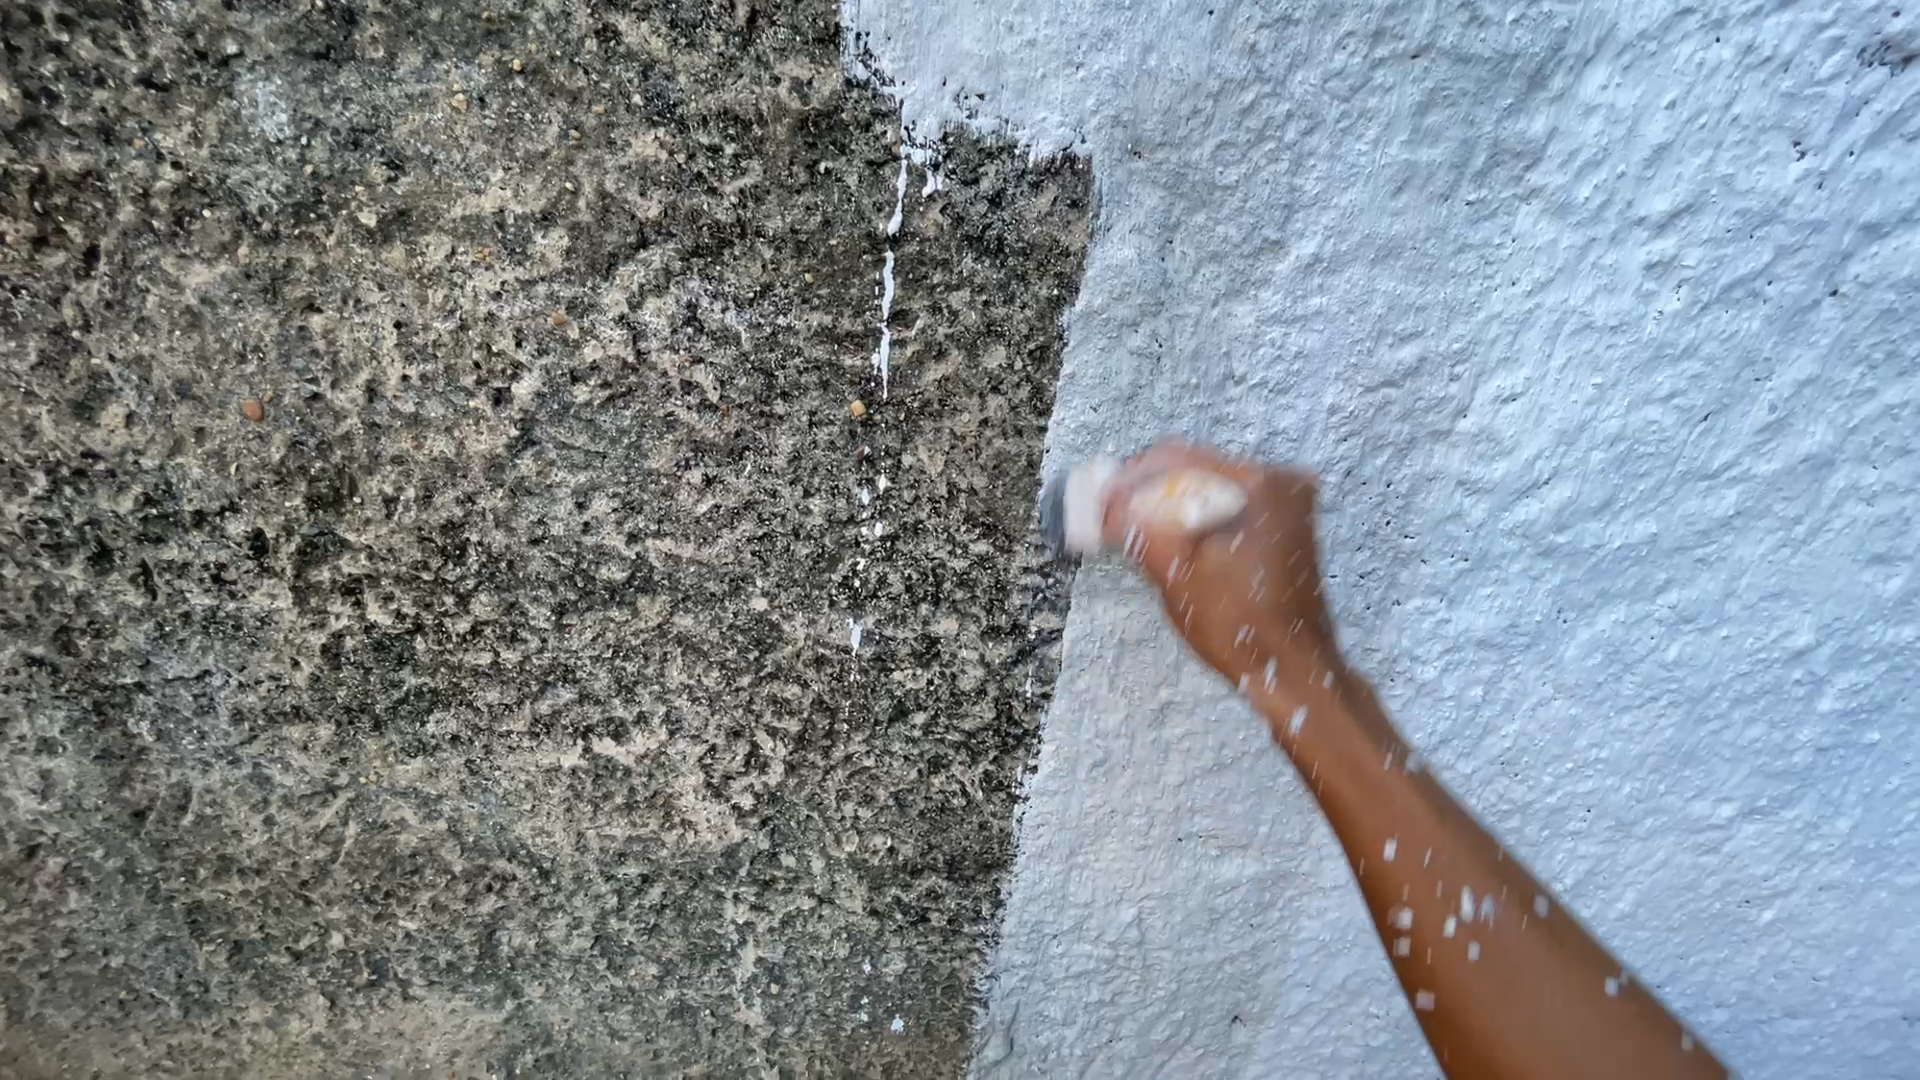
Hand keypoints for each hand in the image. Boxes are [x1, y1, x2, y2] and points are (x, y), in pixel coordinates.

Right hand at [1098, 441, 1340, 696]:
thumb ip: (1134, 528)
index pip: (1176, 458)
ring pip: (1207, 486)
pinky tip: (1167, 536)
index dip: (1128, 479)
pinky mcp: (1283, 525)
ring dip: (1167, 503)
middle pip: (1193, 467)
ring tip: (1130, 526)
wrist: (1291, 669)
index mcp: (1259, 485)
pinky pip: (1225, 505)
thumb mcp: (1174, 573)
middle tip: (1109, 514)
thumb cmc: (1239, 627)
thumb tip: (1101, 507)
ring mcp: (1286, 503)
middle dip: (1145, 490)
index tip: (1099, 502)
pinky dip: (1193, 516)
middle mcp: (1280, 482)